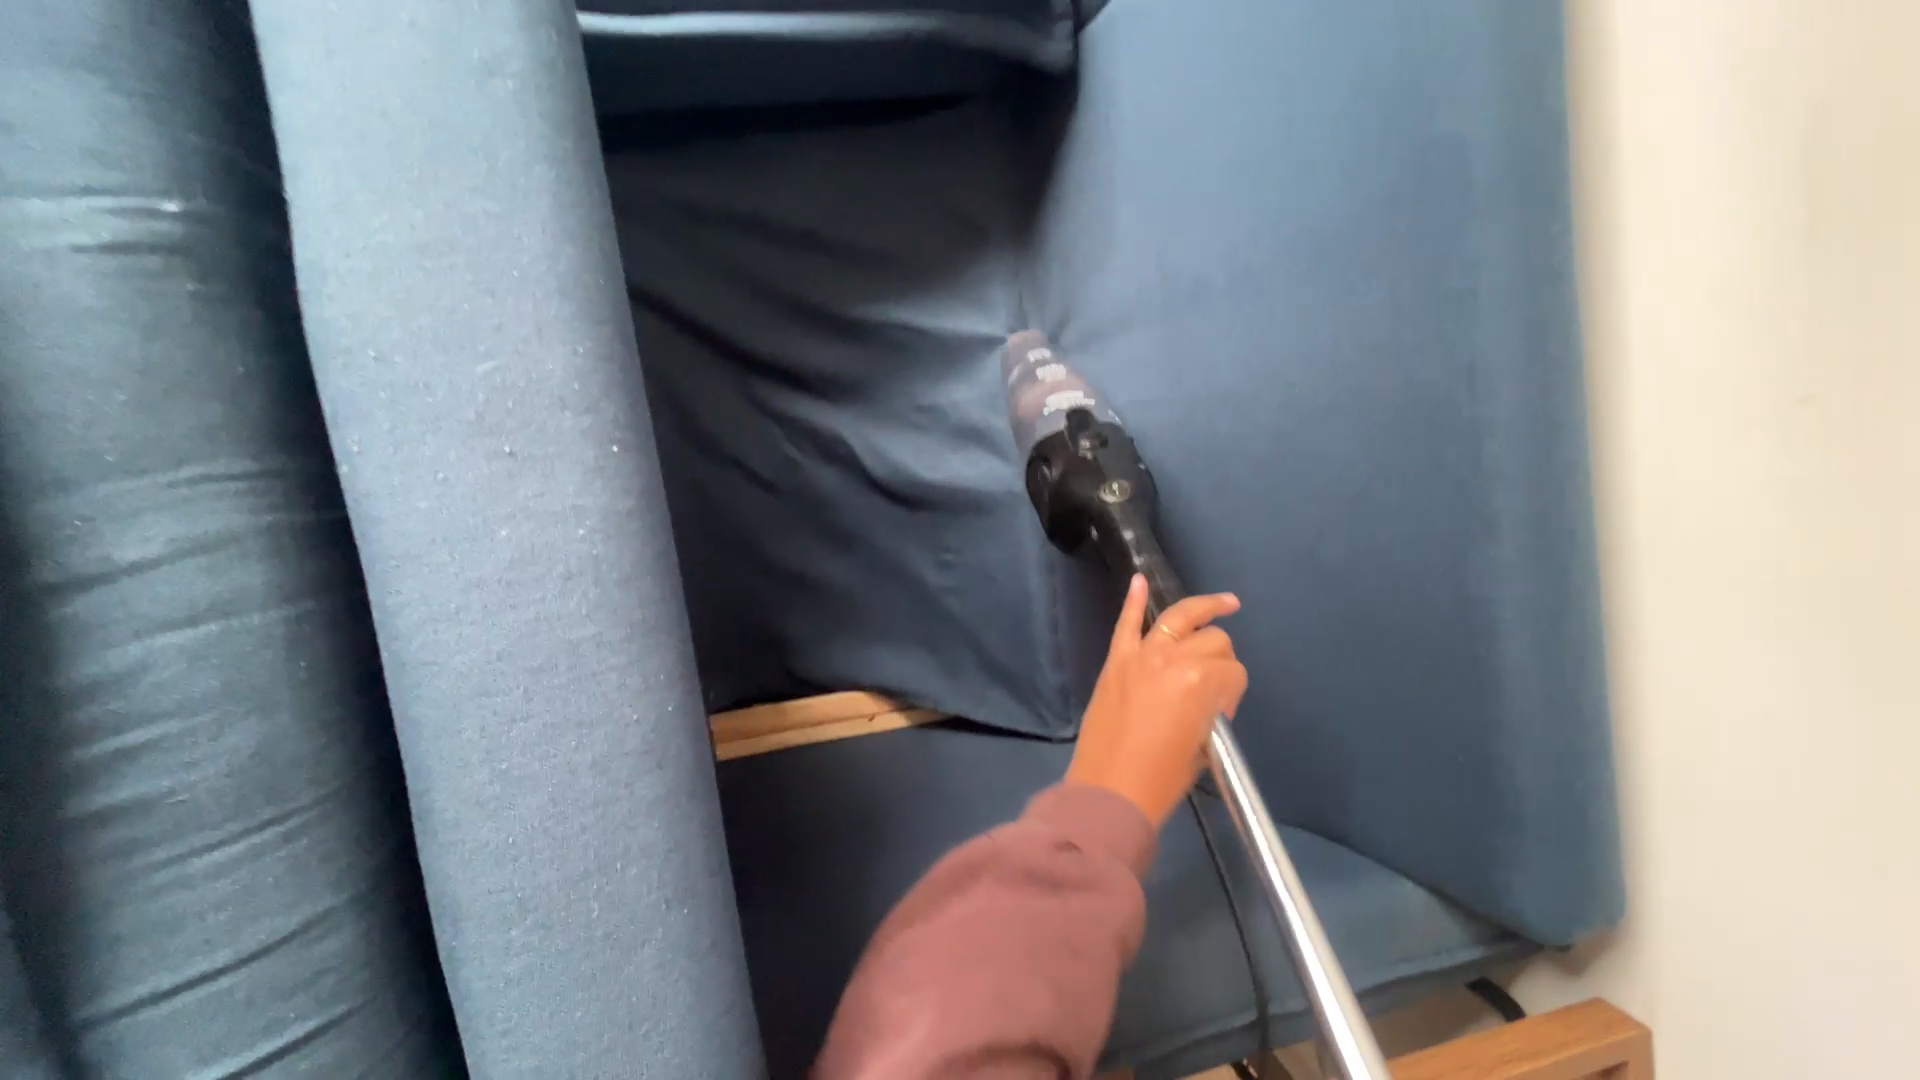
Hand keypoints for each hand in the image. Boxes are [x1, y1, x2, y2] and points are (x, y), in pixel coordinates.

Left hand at [1066, 574, 1248, 827]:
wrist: (1109, 790)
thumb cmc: (1162, 778)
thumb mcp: (1205, 746)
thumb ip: (1212, 711)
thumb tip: (1209, 700)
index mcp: (1204, 683)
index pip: (1234, 672)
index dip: (1234, 692)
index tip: (1222, 714)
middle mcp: (1175, 659)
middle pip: (1213, 641)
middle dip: (1223, 658)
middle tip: (1216, 685)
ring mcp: (1142, 656)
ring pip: (1179, 618)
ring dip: (1204, 607)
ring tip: (1225, 603)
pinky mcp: (1116, 661)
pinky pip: (1126, 623)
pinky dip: (1134, 600)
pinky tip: (1141, 580)